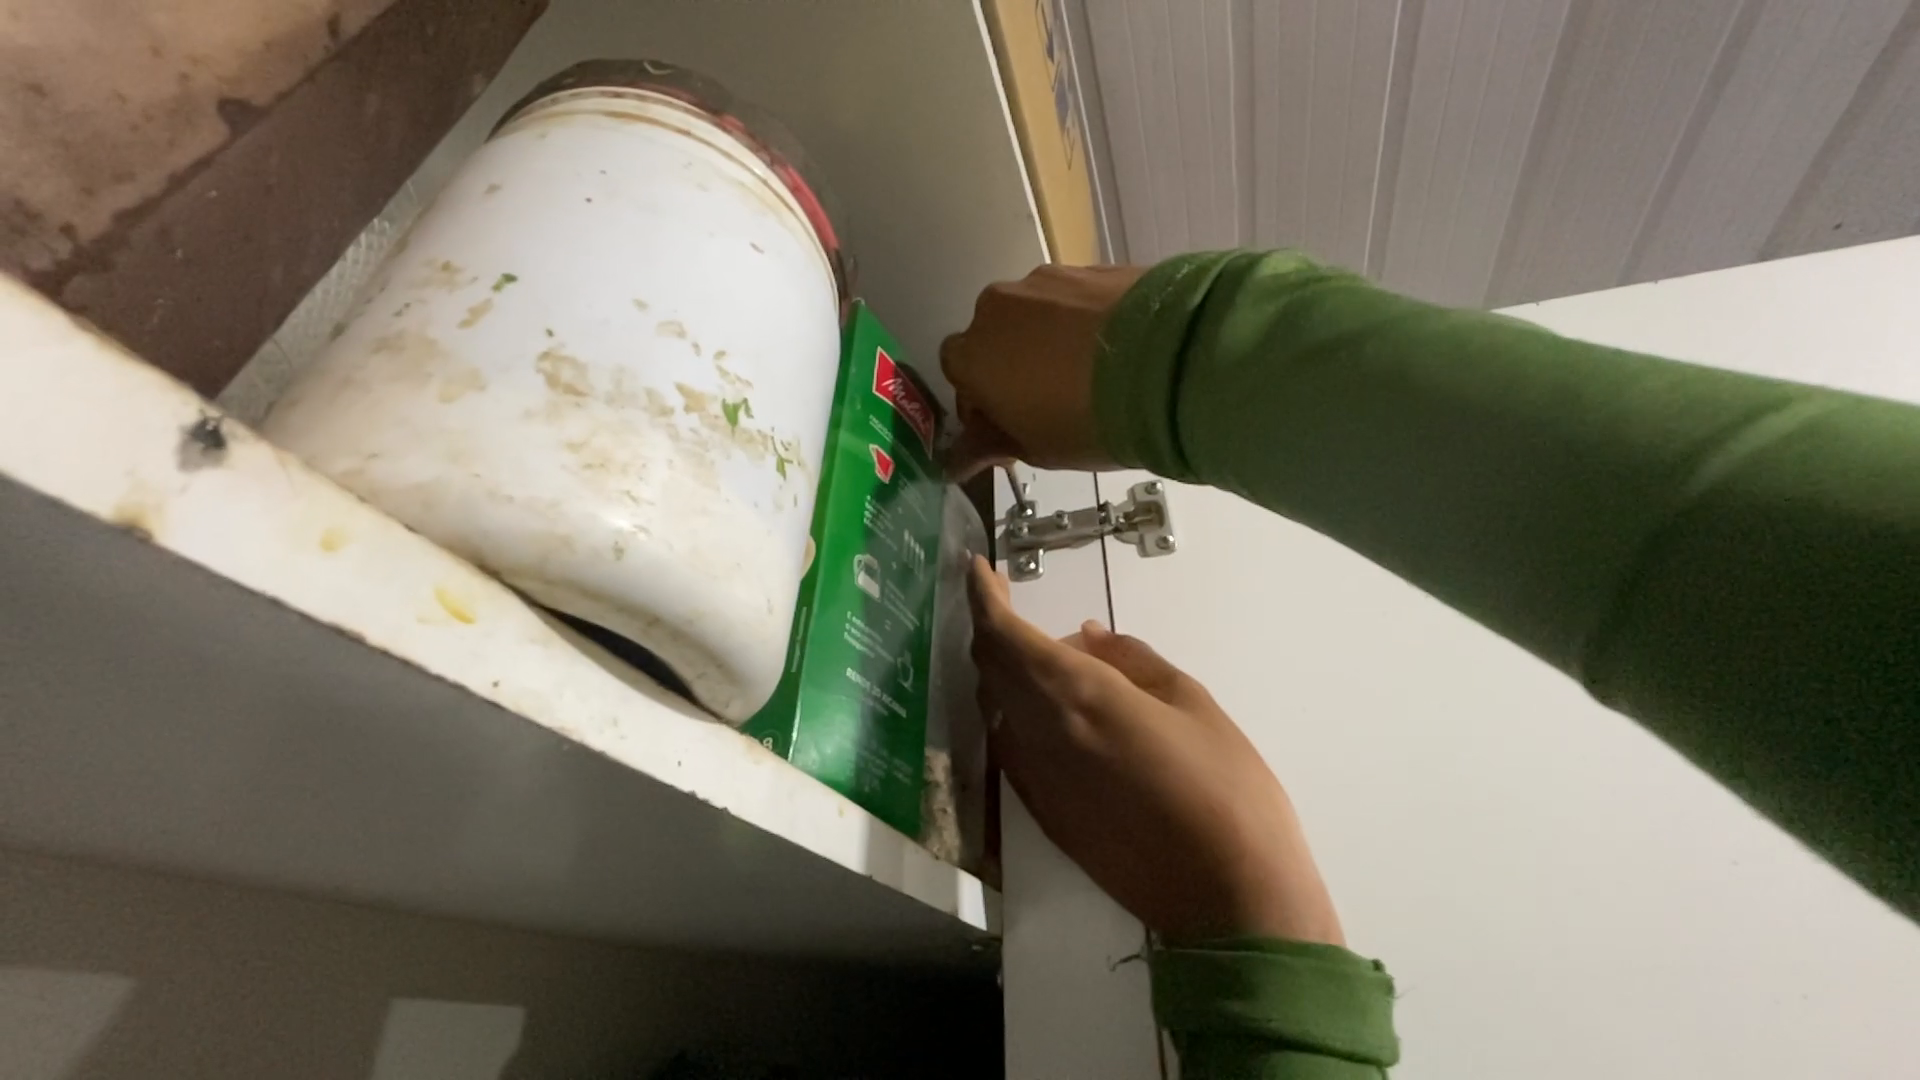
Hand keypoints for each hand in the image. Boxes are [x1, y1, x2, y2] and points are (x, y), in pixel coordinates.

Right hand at [940, 263, 1146, 478]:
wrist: (1169, 361)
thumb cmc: (1087, 419)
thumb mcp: (1038, 448)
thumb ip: (992, 445)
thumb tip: (958, 459)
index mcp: (972, 356)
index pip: (959, 375)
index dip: (982, 402)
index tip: (1010, 424)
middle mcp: (997, 308)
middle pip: (994, 338)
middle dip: (1013, 365)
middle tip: (1050, 400)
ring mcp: (1045, 280)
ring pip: (1034, 315)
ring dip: (1047, 340)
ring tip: (1090, 373)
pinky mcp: (1091, 266)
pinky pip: (1073, 300)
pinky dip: (1083, 321)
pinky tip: (1114, 349)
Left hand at [969, 557, 1343, 945]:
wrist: (1227, 899)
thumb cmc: (1226, 788)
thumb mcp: (1191, 702)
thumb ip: (1131, 660)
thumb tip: (1086, 638)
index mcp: (1076, 695)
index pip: (1003, 633)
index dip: (982, 596)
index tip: (976, 569)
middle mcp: (1038, 732)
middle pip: (990, 665)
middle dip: (990, 625)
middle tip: (1008, 600)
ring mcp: (1034, 777)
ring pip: (995, 704)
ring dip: (1002, 668)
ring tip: (1041, 653)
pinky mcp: (1041, 812)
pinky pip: (1009, 743)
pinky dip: (1014, 710)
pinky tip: (1049, 709)